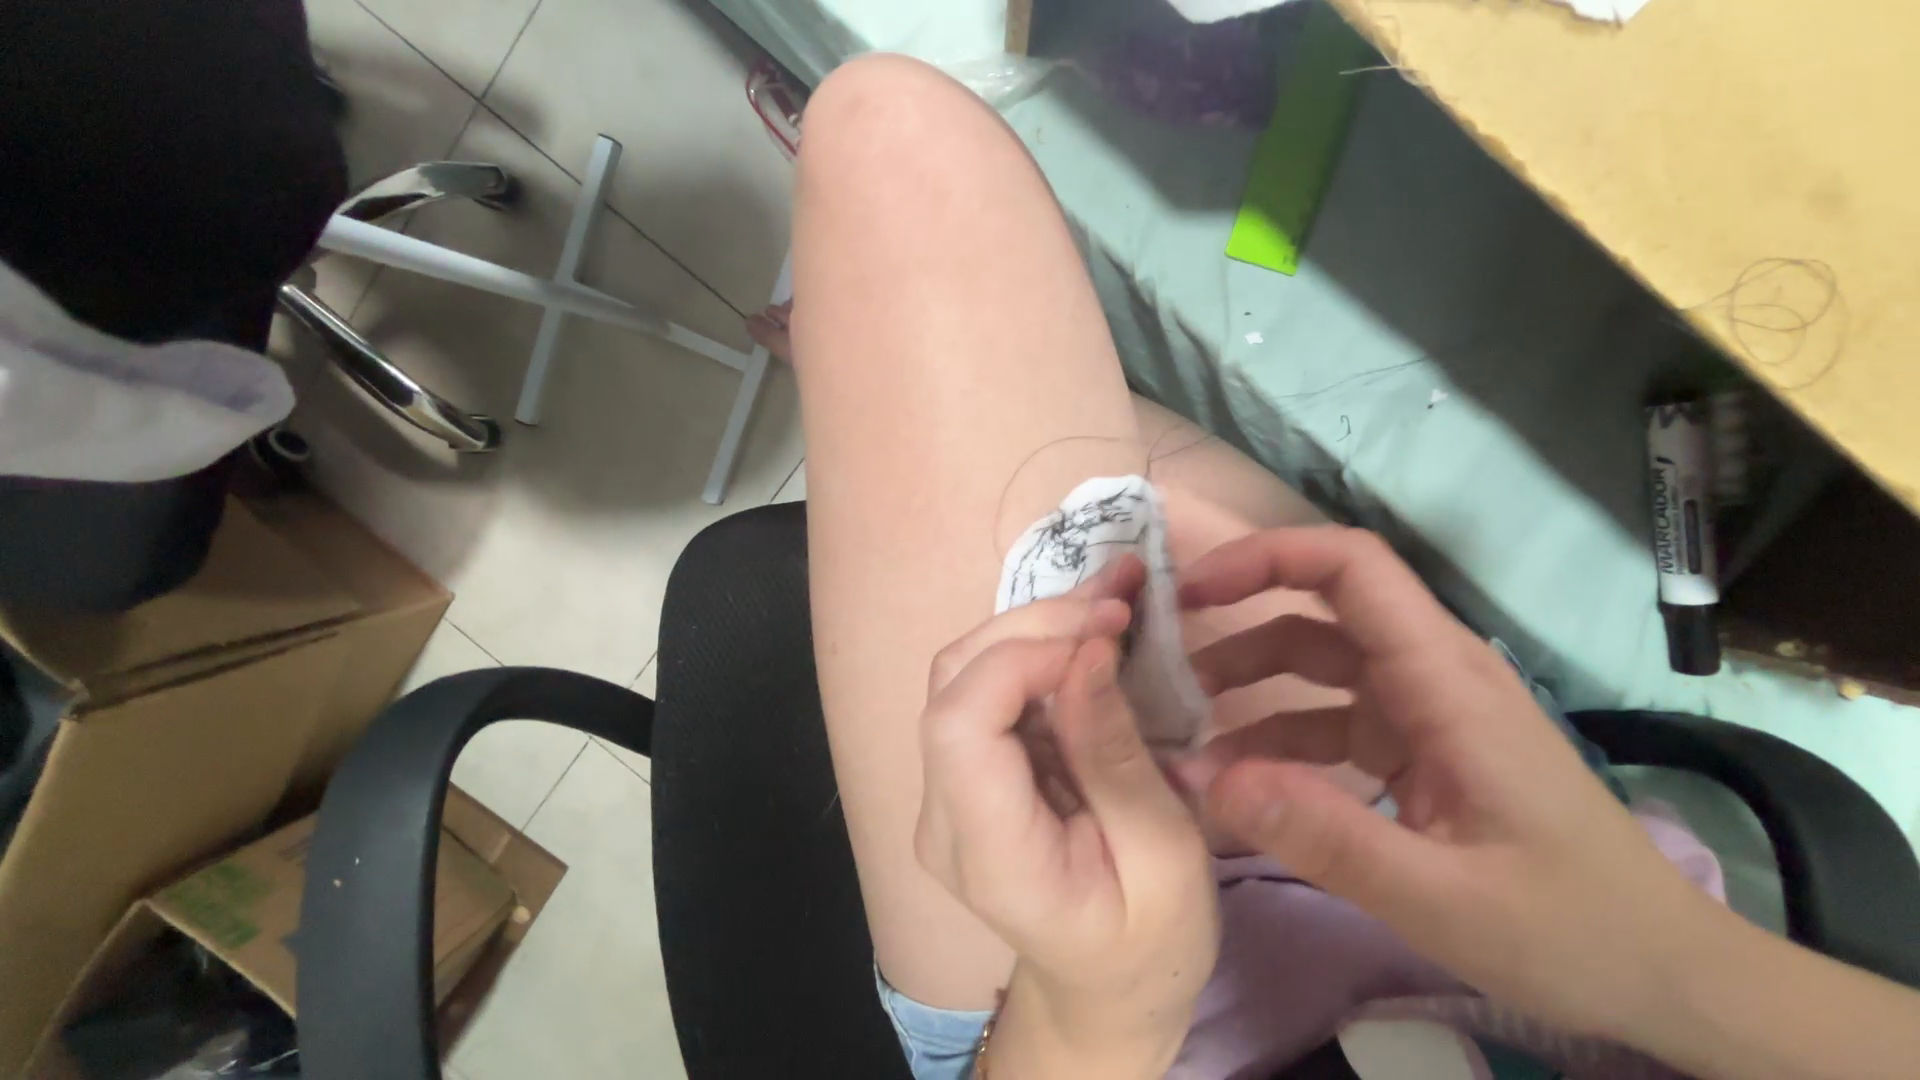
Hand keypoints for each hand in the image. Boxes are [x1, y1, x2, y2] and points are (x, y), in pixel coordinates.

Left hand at [914, 559, 1217, 1067]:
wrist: (1107, 984)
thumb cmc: (1151, 938)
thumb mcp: (1164, 856)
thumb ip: (1114, 755)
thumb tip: (1088, 650)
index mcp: (987, 852)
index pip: (959, 724)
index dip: (1020, 659)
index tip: (1103, 637)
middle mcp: (942, 813)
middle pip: (954, 681)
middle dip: (1033, 626)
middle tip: (1118, 601)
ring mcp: (944, 791)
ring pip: (964, 672)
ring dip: (1034, 626)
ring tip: (1109, 602)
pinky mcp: (966, 773)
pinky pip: (987, 690)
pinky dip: (1037, 650)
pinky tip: (1090, 631)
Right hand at [1176, 527, 1717, 1040]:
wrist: (1669, 976)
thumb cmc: (1571, 928)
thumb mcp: (1441, 897)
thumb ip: (1323, 835)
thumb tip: (1205, 777)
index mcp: (1444, 679)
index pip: (1352, 567)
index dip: (1268, 557)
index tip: (1194, 590)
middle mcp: (1429, 674)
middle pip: (1319, 607)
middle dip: (1236, 617)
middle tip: (1162, 652)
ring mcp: (1420, 709)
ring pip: (1315, 661)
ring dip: (1248, 679)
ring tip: (1184, 722)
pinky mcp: (1413, 746)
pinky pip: (1327, 718)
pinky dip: (1274, 735)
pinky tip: (1234, 778)